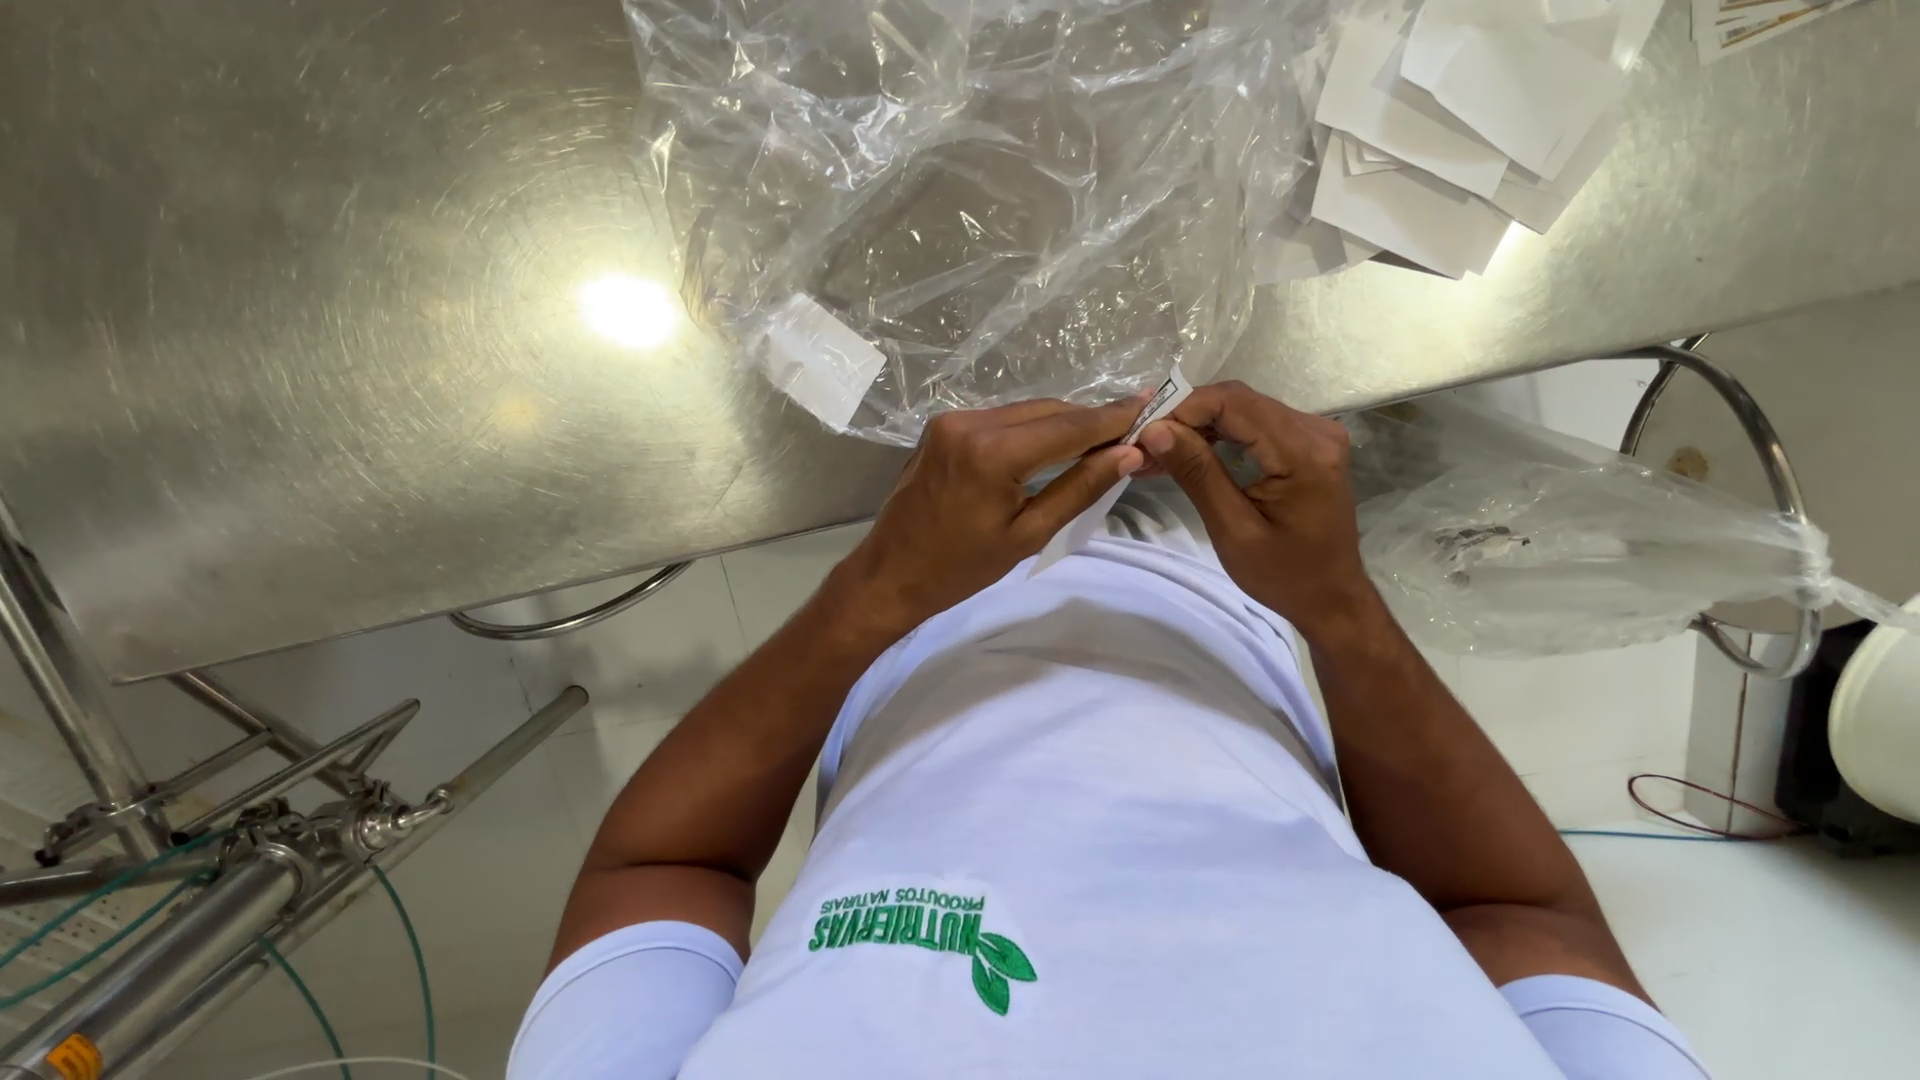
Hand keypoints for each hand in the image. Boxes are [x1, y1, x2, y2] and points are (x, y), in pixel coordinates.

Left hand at [835, 398, 1147, 633]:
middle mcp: (970, 423)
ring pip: (1024, 412)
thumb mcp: (1028, 535)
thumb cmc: (960, 568)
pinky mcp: (941, 427)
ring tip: (1101, 438)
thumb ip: (1080, 489)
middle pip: (1047, 411)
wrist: (890, 574)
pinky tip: (1053, 443)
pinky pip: (1000, 419)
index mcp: (992, 452)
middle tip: (1131, 428)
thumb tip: (1128, 454)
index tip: (1150, 406)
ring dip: (1061, 423)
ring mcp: (950, 421)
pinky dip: (1030, 428)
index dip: (1112, 418)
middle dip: (1090, 419)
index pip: (1068, 426)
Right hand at [1138, 381, 1377, 640]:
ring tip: (1158, 450)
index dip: (1184, 409)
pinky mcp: (1308, 442)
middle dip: (1186, 415)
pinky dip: (1218, 432)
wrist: (1330, 597)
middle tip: (1144, 443)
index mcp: (1304, 453)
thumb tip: (1155, 430)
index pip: (1234, 404)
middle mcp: (1316, 431)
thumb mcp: (1233, 530)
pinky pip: (1255, 423)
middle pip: (1239, 400)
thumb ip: (1198, 473)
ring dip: (1198, 424)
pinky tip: (1188, 450)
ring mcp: (1316, 433)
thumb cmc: (1283, 574)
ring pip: (1243, 408)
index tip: (1144, 433)